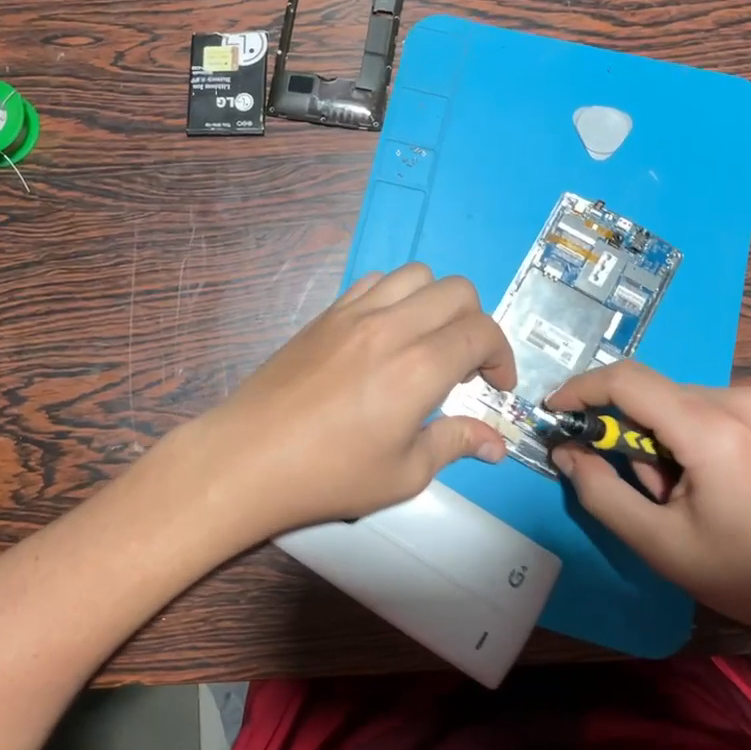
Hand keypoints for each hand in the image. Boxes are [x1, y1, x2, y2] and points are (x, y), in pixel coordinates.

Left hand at [176, 264, 515, 538]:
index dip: (502, 356)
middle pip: (456, 291)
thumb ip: (454, 444)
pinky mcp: (325, 314)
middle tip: (466, 366)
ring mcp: (354, 313)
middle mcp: (391, 326)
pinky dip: (395, 295)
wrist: (248, 457)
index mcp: (419, 367)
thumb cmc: (328, 475)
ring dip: (436, 302)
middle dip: (476, 323)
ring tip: (427, 342)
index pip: (481, 332)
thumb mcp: (403, 474)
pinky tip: (386, 334)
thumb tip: (495, 444)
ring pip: (415, 274)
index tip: (497, 386)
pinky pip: (373, 281)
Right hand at [547, 362, 750, 654]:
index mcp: (713, 430)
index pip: (626, 380)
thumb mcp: (665, 547)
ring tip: (692, 495)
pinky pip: (715, 407)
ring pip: (684, 402)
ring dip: (666, 438)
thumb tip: (567, 453)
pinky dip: (697, 435)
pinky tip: (723, 481)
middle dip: (632, 435)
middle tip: (650, 492)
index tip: (555, 414)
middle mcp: (743, 398)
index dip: (580, 390)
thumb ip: (602, 494)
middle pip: (656, 396)